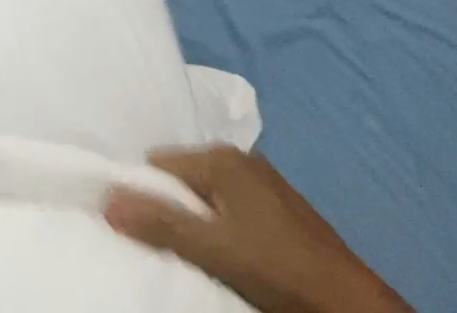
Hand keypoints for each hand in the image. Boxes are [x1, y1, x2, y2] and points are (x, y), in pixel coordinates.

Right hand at [105, 146, 411, 312]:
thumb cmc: (278, 269)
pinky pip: (228, 207)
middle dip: (168, 208)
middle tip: (165, 244)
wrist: (350, 304)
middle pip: (182, 177)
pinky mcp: (277, 207)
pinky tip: (224, 256)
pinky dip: (218, 227)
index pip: (158, 163)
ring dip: (194, 222)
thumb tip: (106, 199)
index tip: (134, 226)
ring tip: (194, 254)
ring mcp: (262, 183)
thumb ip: (160, 223)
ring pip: (205, 195)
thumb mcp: (213, 250)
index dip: (142, 192)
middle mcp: (240, 159)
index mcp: (222, 158)